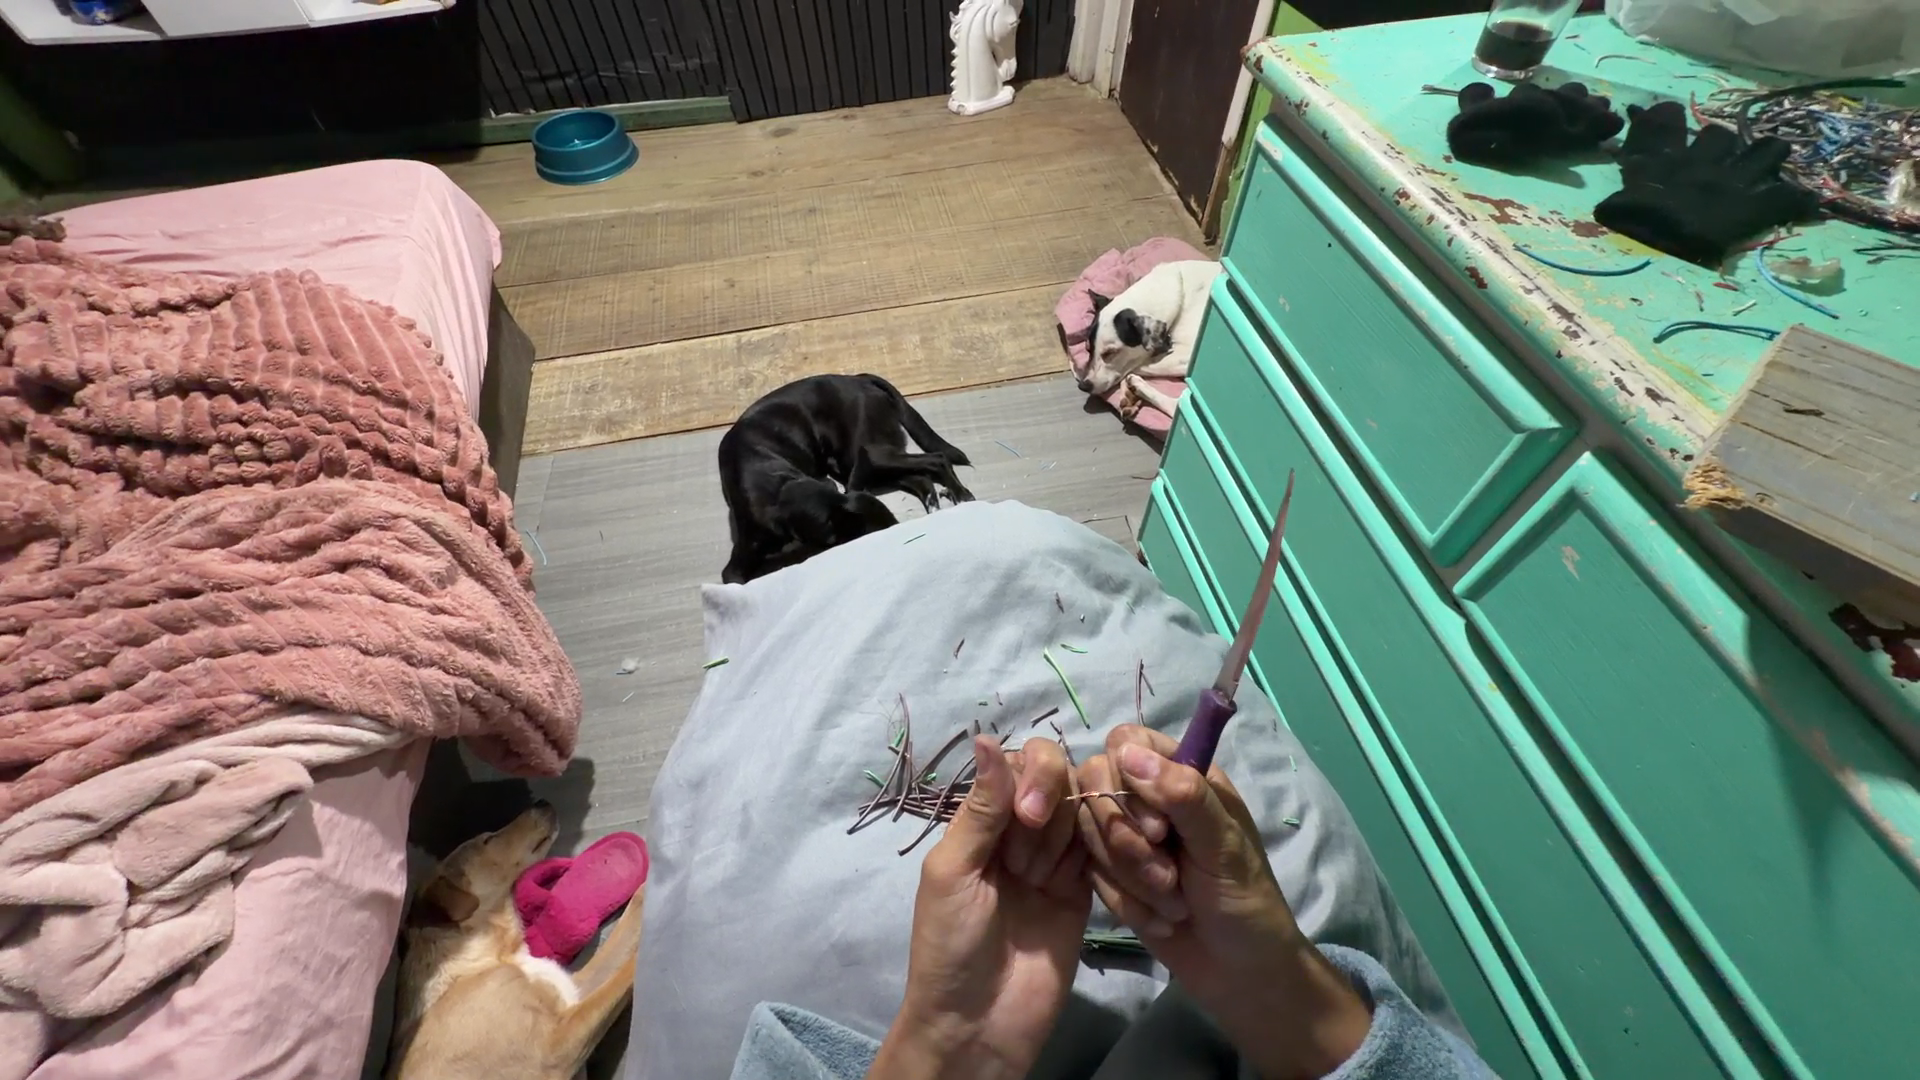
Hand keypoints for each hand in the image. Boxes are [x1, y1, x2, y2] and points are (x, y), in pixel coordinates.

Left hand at [869, 736, 1090, 1079]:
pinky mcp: (1083, 890)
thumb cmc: (950, 946)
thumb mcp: (954, 871)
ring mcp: (1054, 859)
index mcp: (981, 820)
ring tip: (1045, 882)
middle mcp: (1019, 830)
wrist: (979, 1028)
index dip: (1031, 776)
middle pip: (1055, 781)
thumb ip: (980, 809)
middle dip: (1052, 806)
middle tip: (1030, 863)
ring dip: (1071, 834)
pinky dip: (1104, 850)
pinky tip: (1096, 865)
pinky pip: (1100, 850)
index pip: (1017, 765)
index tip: (1030, 813)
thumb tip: (986, 737)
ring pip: (1081, 811)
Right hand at [1075, 725, 1371, 1079]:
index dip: (1127, 778)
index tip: (1158, 827)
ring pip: (1090, 828)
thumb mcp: (1222, 845)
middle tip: (1168, 874)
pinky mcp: (1109, 867)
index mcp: (1181, 772)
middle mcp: (1147, 794)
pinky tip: (1159, 916)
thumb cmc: (1244, 899)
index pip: (1126, 741)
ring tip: (1173, 900)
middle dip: (1127, 839)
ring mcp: (1125, 829)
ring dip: (1130, 874)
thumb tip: (1129, 753)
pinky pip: (1089, 868)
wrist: (1238, 974)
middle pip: (1095, 780)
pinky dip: (1124, 899)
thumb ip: (1183, 795)